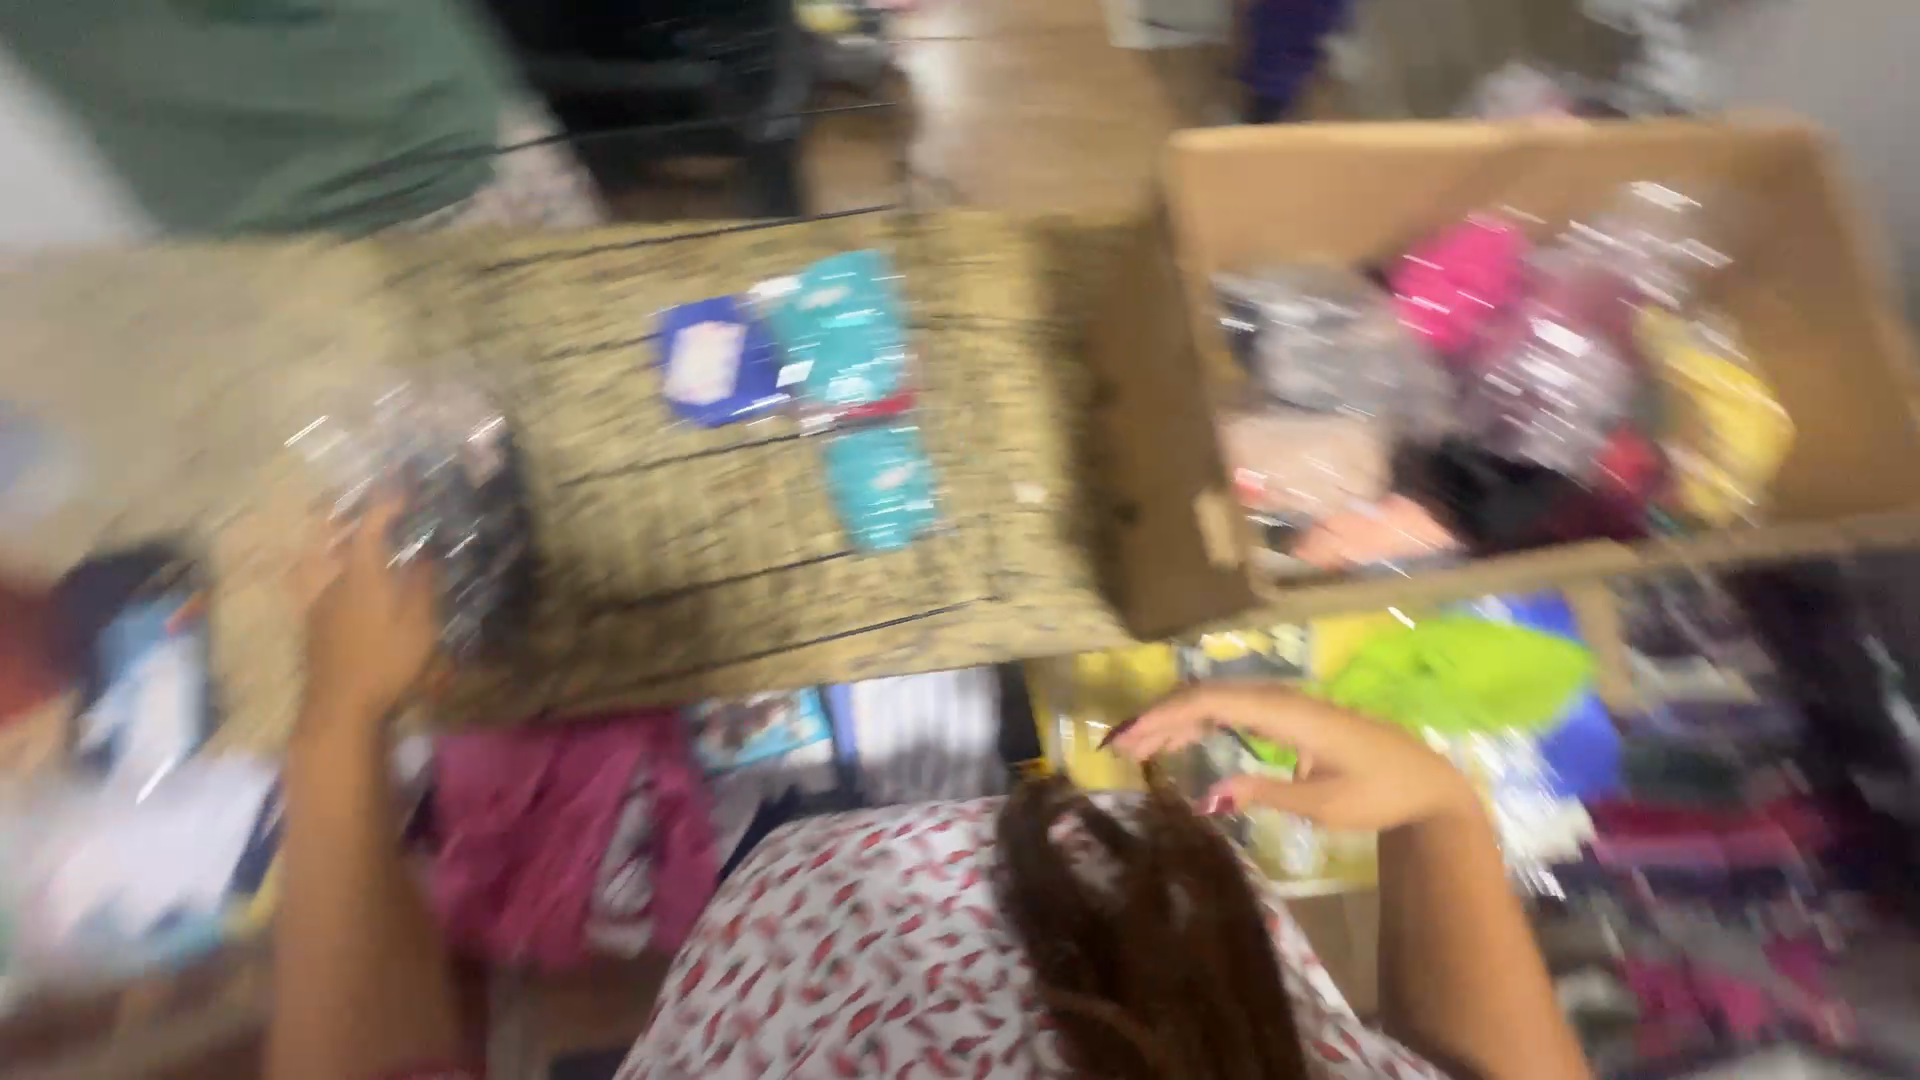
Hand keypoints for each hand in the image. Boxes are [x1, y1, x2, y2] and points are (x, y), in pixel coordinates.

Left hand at [295, 496, 438, 726]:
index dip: (385, 504)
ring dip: (325, 540)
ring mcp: (316, 604)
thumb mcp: (420, 623)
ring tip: (342, 534)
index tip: (402, 486)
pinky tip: (334, 576)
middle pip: (325, 538)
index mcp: (361, 577)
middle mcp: (332, 582)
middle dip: (341, 515)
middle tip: (361, 505)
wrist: (341, 707)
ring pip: (311, 559)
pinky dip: (319, 565)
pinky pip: (308, 580)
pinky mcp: (312, 625)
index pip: (370, 528)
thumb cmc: (388, 661)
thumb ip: (422, 584)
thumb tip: (426, 553)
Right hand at [1106, 681, 1479, 831]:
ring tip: (1136, 747)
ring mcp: (1278, 704)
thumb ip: (1263, 793)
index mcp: (1284, 713)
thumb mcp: (1323, 804)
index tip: (1130, 736)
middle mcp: (1276, 698)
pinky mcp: (1281, 716)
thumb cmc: (1380, 794)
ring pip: (1212, 701)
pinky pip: (1228, 710)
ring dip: (1172, 720)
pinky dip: (1197, 724)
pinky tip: (1177, 742)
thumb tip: (1206, 797)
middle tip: (1118, 747)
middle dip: (1157, 718)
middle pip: (1203, 696)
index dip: (1165, 715)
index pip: (1211, 702)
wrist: (1426, 784)